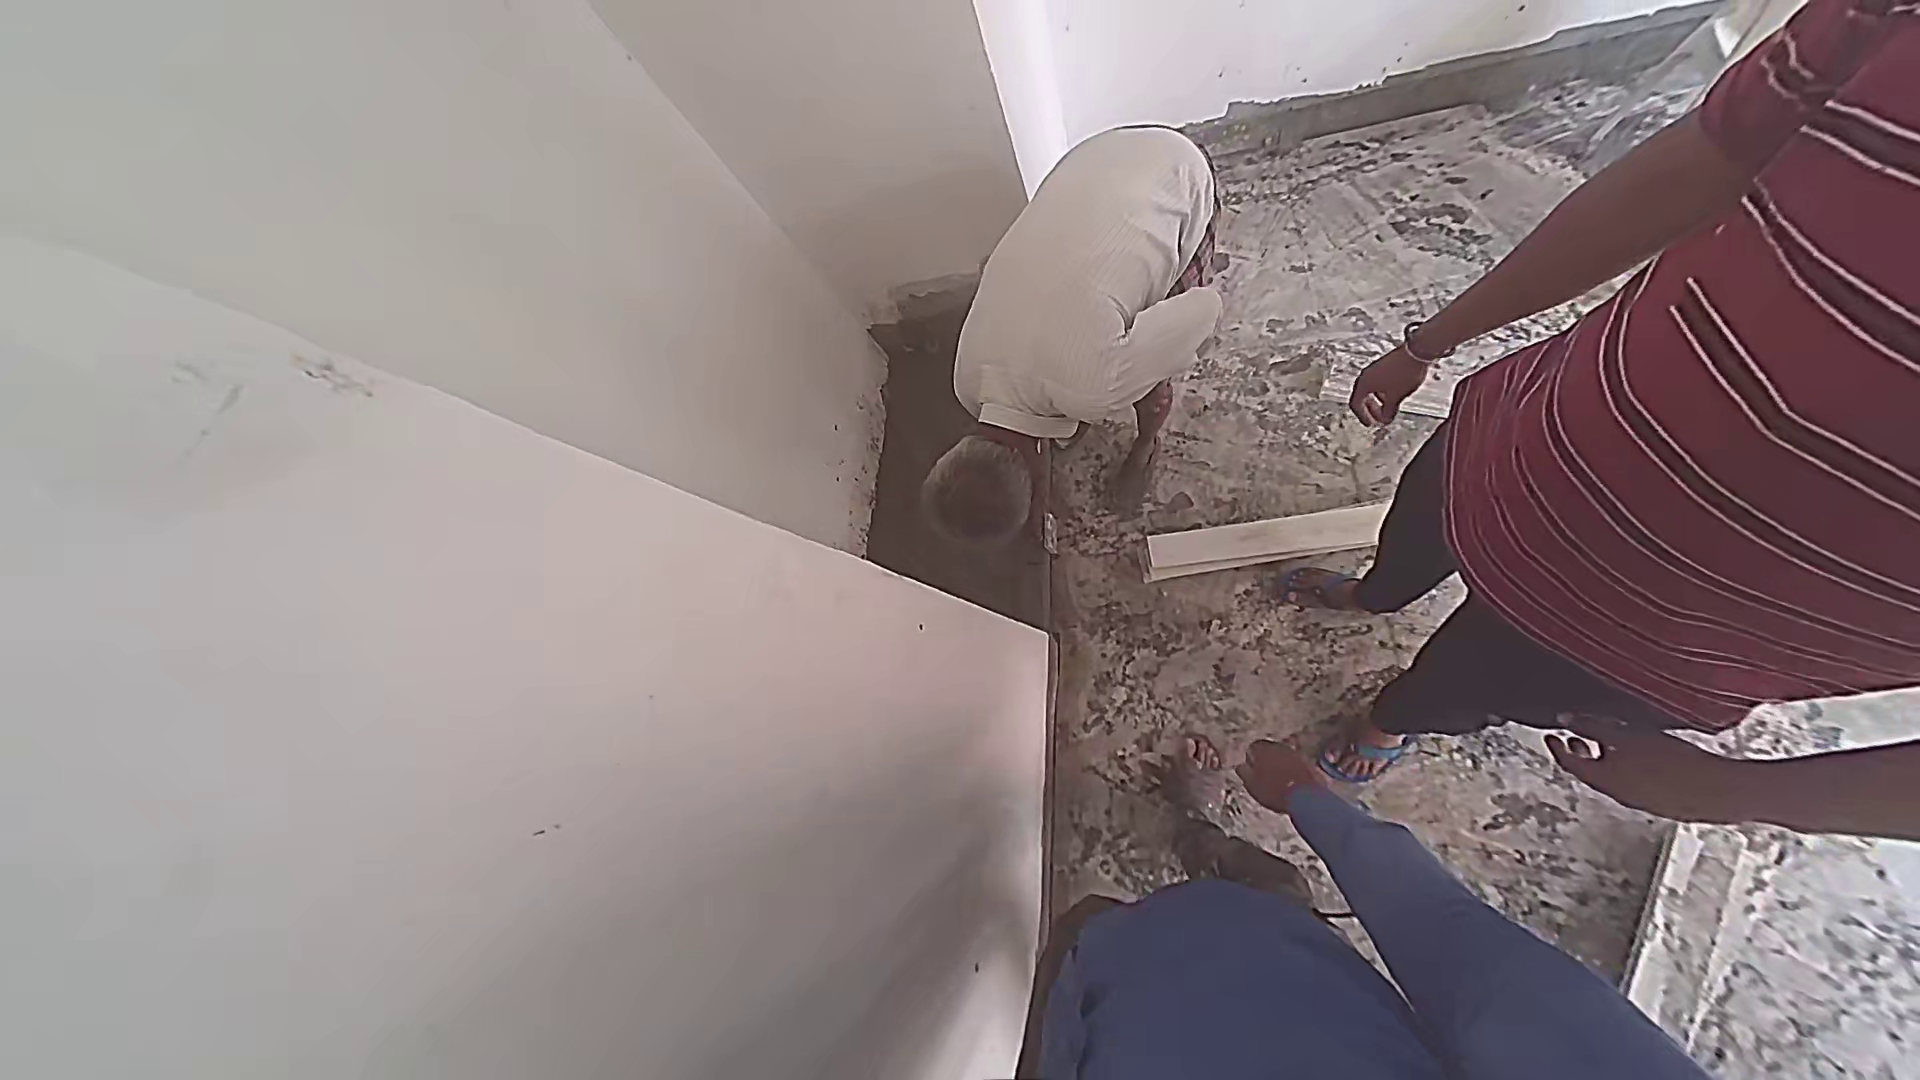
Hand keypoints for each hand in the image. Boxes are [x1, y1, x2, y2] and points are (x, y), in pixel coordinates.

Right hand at [1236, 740, 1325, 814]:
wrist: (1306, 799)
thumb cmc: (1274, 791)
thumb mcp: (1251, 784)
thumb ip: (1244, 772)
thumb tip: (1240, 767)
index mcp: (1261, 748)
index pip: (1252, 748)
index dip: (1252, 760)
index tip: (1252, 772)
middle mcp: (1278, 746)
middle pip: (1270, 750)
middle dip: (1267, 761)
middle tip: (1266, 777)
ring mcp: (1295, 754)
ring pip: (1284, 757)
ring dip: (1281, 765)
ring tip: (1280, 783)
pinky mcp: (1309, 764)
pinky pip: (1297, 765)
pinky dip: (1294, 771)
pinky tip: (1292, 785)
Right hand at [1348, 347, 1429, 425]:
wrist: (1418, 351)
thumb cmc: (1405, 371)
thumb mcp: (1396, 397)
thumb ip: (1389, 411)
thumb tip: (1386, 419)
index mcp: (1363, 384)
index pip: (1356, 405)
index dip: (1363, 417)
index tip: (1370, 424)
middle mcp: (1365, 376)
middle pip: (1362, 398)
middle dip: (1371, 410)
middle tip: (1379, 419)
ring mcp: (1374, 370)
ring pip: (1371, 391)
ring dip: (1378, 402)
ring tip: (1388, 408)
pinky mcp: (1384, 365)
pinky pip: (1378, 383)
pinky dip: (1383, 393)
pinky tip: (1393, 395)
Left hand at [1546, 718, 1765, 824]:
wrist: (1733, 791)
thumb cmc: (1676, 762)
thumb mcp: (1625, 736)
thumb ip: (1590, 727)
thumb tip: (1563, 719)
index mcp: (1604, 780)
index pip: (1569, 763)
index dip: (1557, 748)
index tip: (1550, 736)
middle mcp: (1621, 796)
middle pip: (1591, 773)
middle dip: (1580, 754)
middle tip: (1574, 740)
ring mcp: (1648, 804)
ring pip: (1616, 780)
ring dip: (1605, 762)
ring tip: (1608, 745)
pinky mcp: (1673, 807)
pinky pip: (1642, 787)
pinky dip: (1631, 772)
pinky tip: (1645, 760)